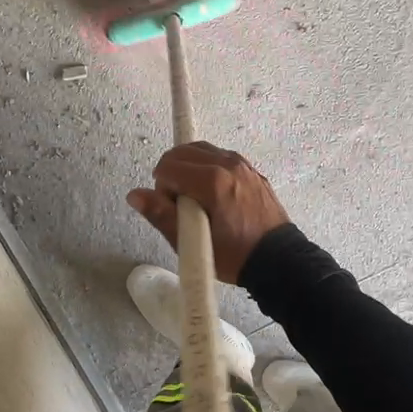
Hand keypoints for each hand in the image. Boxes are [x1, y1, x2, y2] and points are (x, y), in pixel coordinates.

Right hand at [126, 143, 292, 283]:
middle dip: (172, 174)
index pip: (168, 166)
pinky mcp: (251, 170)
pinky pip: (220, 158)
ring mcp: (242, 165)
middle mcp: (228, 164)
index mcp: (212, 181)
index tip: (171, 210)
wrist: (278, 260)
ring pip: (202, 151)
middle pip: (183, 152)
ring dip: (189, 168)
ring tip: (194, 199)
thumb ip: (161, 215)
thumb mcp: (191, 242)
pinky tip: (211, 196)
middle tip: (178, 205)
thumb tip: (135, 195)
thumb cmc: (234, 255)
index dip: (161, 188)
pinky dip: (207, 168)